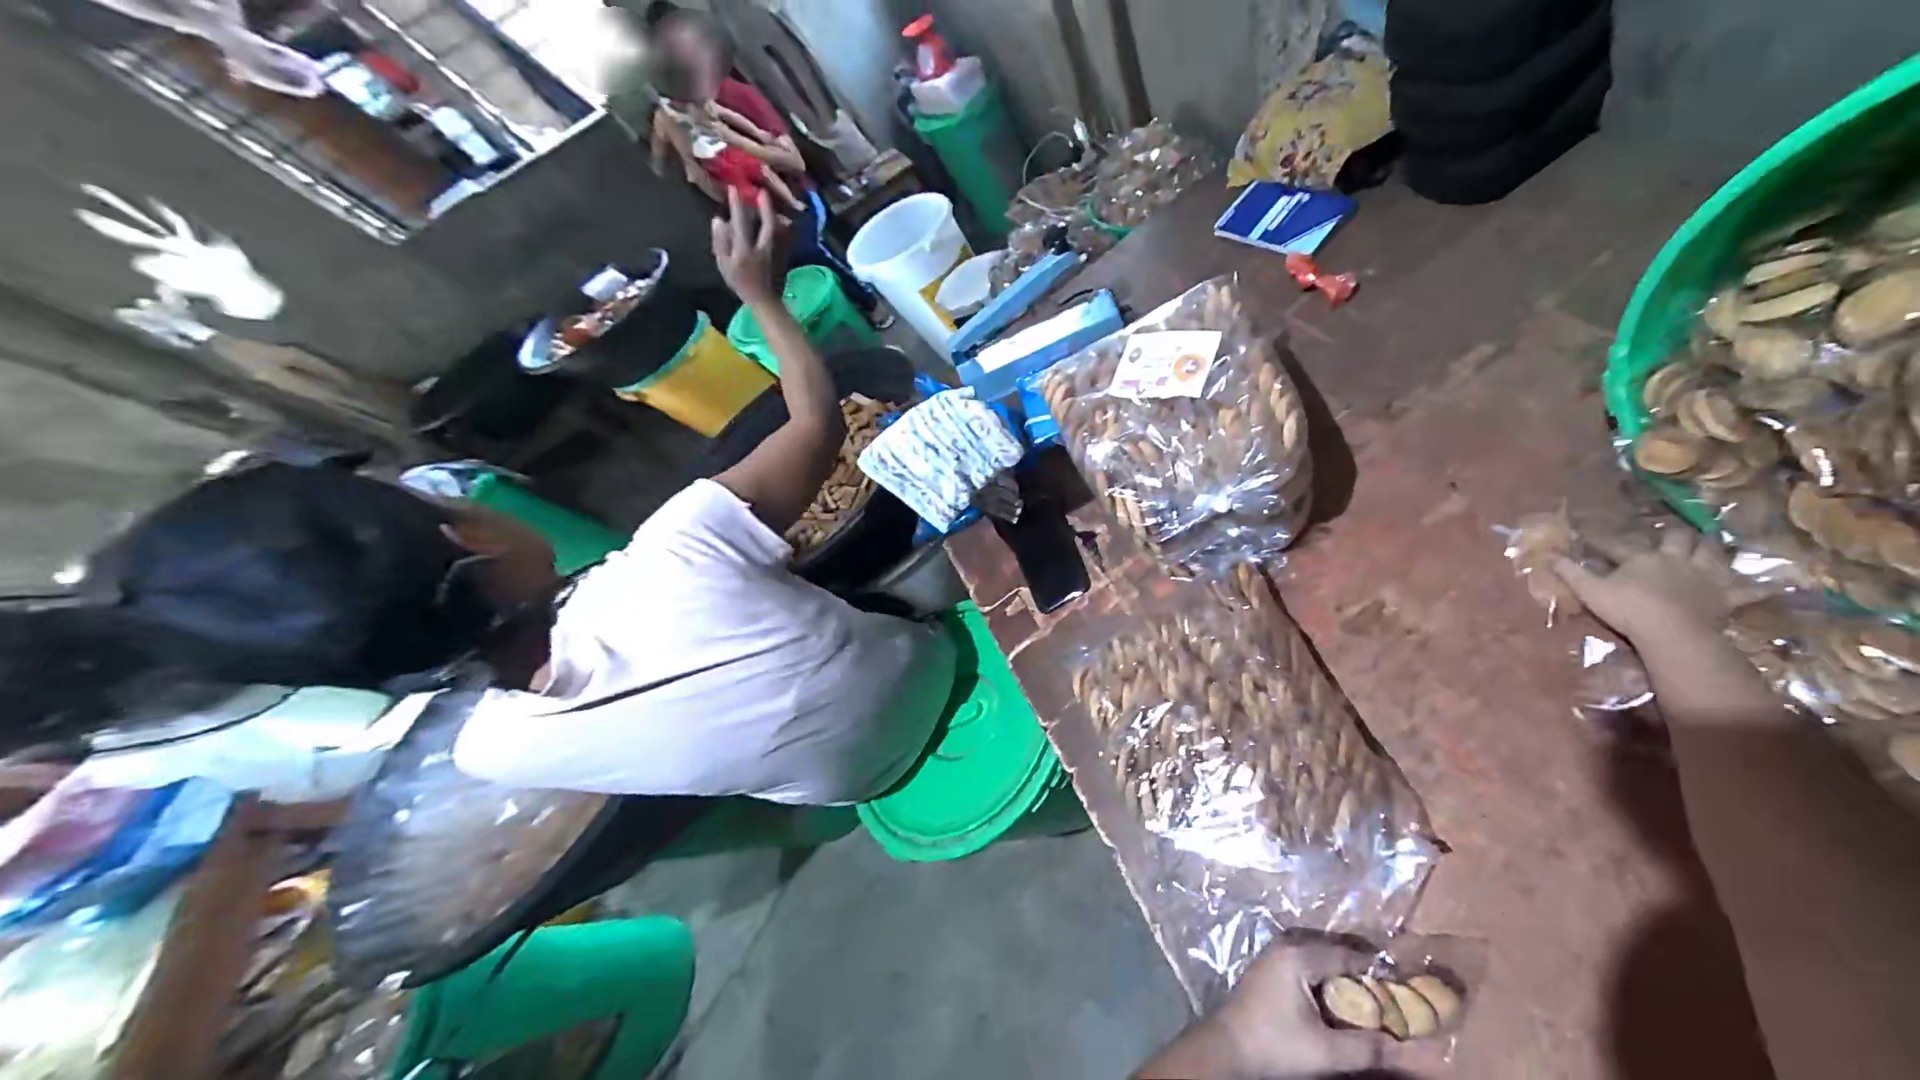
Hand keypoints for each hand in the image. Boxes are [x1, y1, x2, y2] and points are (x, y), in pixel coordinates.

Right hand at [711, 187, 778, 306]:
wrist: (761, 298)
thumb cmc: (739, 282)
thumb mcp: (724, 264)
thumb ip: (721, 242)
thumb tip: (718, 220)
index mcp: (744, 249)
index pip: (740, 222)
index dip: (737, 205)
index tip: (733, 188)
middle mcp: (760, 247)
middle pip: (765, 223)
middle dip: (764, 206)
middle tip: (761, 190)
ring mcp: (771, 250)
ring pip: (772, 228)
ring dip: (769, 213)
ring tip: (765, 199)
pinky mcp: (777, 253)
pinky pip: (774, 234)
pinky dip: (771, 223)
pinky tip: (769, 216)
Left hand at [1207, 940, 1394, 1076]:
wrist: (1228, 1047)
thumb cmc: (1275, 1045)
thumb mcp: (1326, 1052)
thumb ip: (1368, 1049)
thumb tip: (1407, 1048)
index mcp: (1298, 956)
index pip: (1348, 955)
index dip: (1378, 969)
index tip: (1406, 984)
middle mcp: (1285, 945)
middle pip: (1332, 946)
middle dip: (1362, 963)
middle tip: (1392, 985)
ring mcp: (1273, 952)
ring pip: (1318, 949)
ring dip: (1343, 964)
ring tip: (1371, 986)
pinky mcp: (1269, 965)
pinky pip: (1305, 956)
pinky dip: (1325, 967)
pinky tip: (1339, 990)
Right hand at [1551, 527, 1747, 647]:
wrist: (1672, 630)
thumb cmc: (1627, 608)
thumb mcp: (1589, 590)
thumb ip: (1569, 572)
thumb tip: (1545, 554)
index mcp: (1641, 557)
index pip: (1616, 544)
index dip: (1601, 538)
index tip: (1588, 532)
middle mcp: (1675, 559)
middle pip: (1678, 539)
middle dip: (1674, 533)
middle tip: (1672, 531)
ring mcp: (1705, 576)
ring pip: (1713, 553)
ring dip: (1712, 546)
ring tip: (1711, 542)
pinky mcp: (1727, 596)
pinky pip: (1750, 590)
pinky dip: (1762, 587)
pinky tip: (1777, 583)